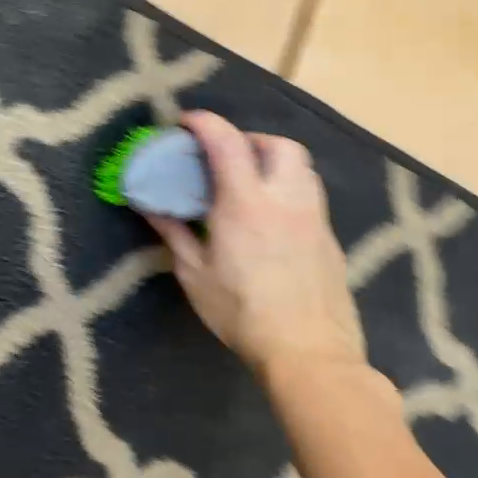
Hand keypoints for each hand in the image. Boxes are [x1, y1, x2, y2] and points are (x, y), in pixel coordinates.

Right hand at [144, 111, 366, 378]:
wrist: (309, 355)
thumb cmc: (239, 311)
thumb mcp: (192, 270)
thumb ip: (173, 230)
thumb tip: (147, 203)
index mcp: (245, 206)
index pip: (227, 143)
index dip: (204, 123)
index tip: (183, 123)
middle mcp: (286, 203)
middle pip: (281, 147)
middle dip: (249, 139)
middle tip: (221, 152)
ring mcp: (315, 222)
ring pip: (303, 170)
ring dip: (271, 163)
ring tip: (243, 180)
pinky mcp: (330, 242)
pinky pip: (309, 199)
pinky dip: (284, 191)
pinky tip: (264, 218)